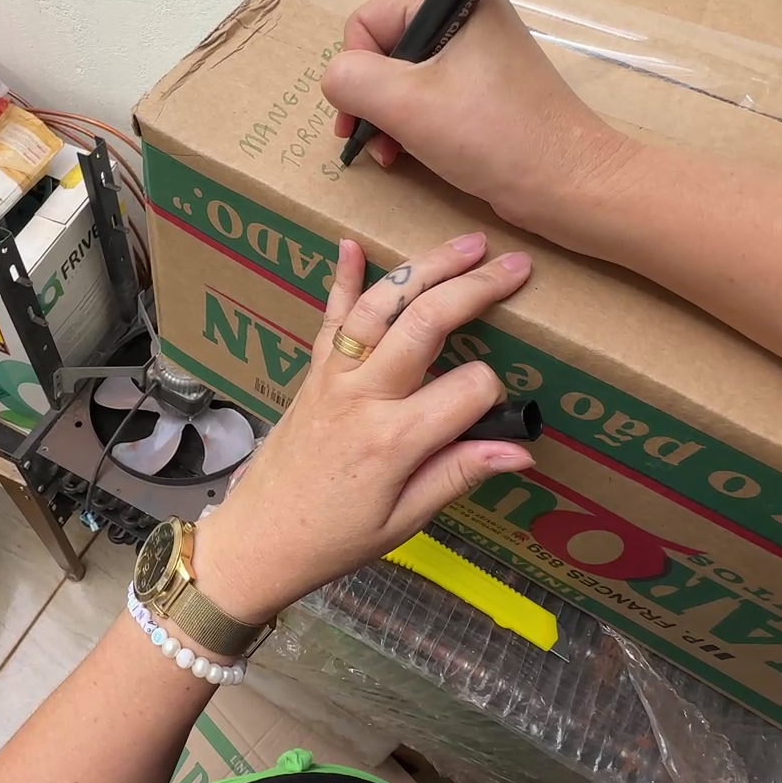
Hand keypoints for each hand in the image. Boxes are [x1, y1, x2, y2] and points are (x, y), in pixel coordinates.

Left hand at [193, 234, 534, 621]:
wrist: (259, 537)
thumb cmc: (334, 539)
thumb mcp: (404, 522)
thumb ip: (458, 475)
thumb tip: (522, 450)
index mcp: (394, 440)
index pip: (469, 389)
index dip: (496, 392)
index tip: (498, 409)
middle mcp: (362, 396)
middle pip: (425, 323)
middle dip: (474, 288)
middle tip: (515, 264)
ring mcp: (331, 378)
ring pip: (378, 307)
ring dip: (421, 268)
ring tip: (463, 244)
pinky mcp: (311, 375)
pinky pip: (329, 320)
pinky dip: (340, 280)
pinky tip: (349, 244)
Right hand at [321, 0, 640, 237]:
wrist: (564, 183)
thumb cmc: (491, 137)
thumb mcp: (407, 104)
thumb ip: (353, 81)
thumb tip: (333, 78)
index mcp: (457, 0)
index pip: (370, 19)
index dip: (354, 68)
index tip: (356, 117)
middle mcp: (466, 17)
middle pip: (383, 49)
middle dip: (367, 98)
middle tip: (366, 140)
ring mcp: (474, 56)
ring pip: (400, 78)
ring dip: (383, 118)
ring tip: (388, 154)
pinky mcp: (480, 91)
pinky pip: (424, 99)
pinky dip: (406, 127)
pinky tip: (405, 155)